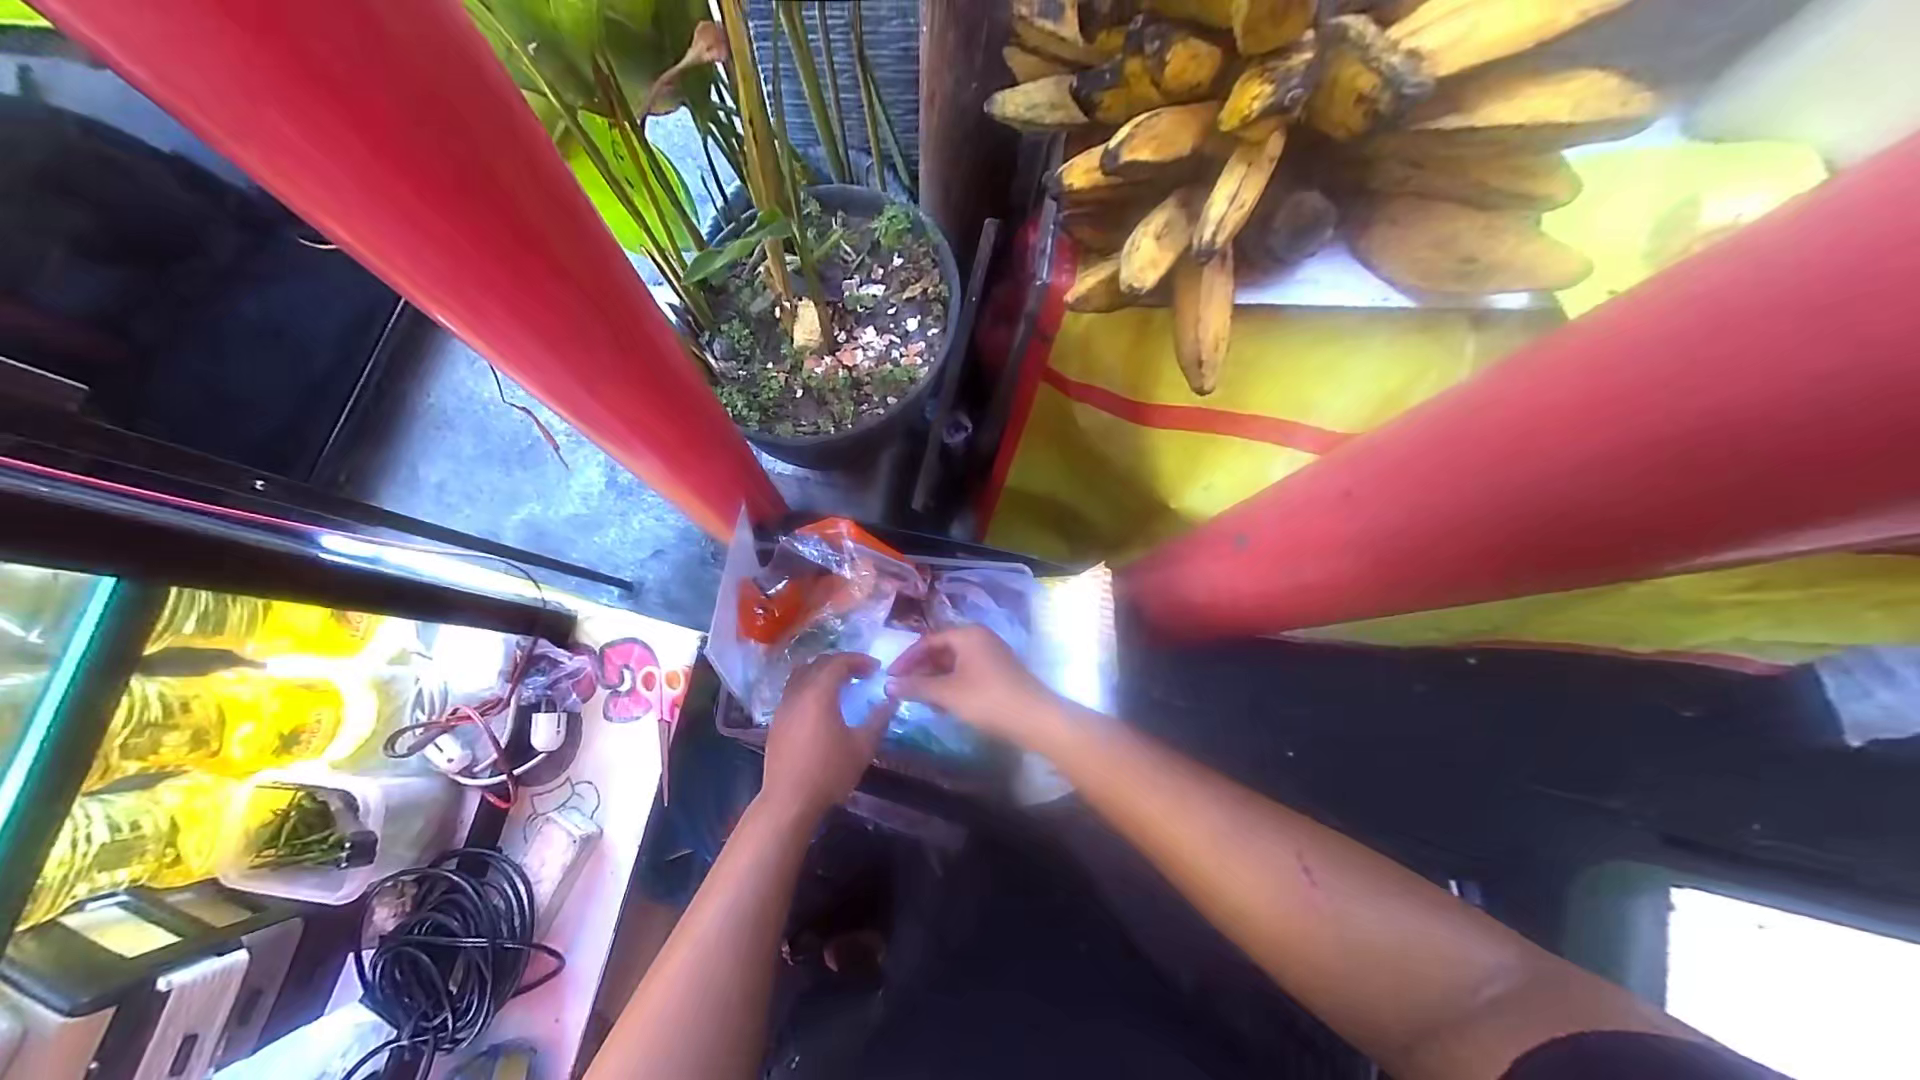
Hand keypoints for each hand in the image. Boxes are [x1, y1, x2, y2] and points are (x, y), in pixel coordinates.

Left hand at [759, 653, 890, 820]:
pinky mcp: (776, 721)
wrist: (789, 801)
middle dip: (841, 663)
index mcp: (819, 693)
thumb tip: (891, 699)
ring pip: (802, 675)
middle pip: (818, 663)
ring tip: (841, 685)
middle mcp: (798, 693)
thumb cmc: (829, 772)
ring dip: (822, 673)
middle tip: (861, 673)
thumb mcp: (863, 746)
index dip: (859, 660)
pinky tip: (821, 706)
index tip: (875, 668)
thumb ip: (879, 718)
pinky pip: (793, 691)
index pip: (838, 662)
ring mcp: (783, 707)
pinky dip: (810, 687)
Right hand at [885, 625, 1061, 745]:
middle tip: (902, 689)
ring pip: (954, 663)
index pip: (928, 640)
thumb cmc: (987, 700)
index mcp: (967, 634)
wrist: (1035, 719)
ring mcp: (992, 655)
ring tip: (919, 699)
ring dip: (935, 679)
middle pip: (941, 649)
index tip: (890, 677)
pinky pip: (967, 672)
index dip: (906, 659)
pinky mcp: (999, 673)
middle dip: (920, 669)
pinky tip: (943, 704)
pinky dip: (951, 685)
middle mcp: (980, 638)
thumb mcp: (947, 693)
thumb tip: (888, 684)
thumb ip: (916, 687)